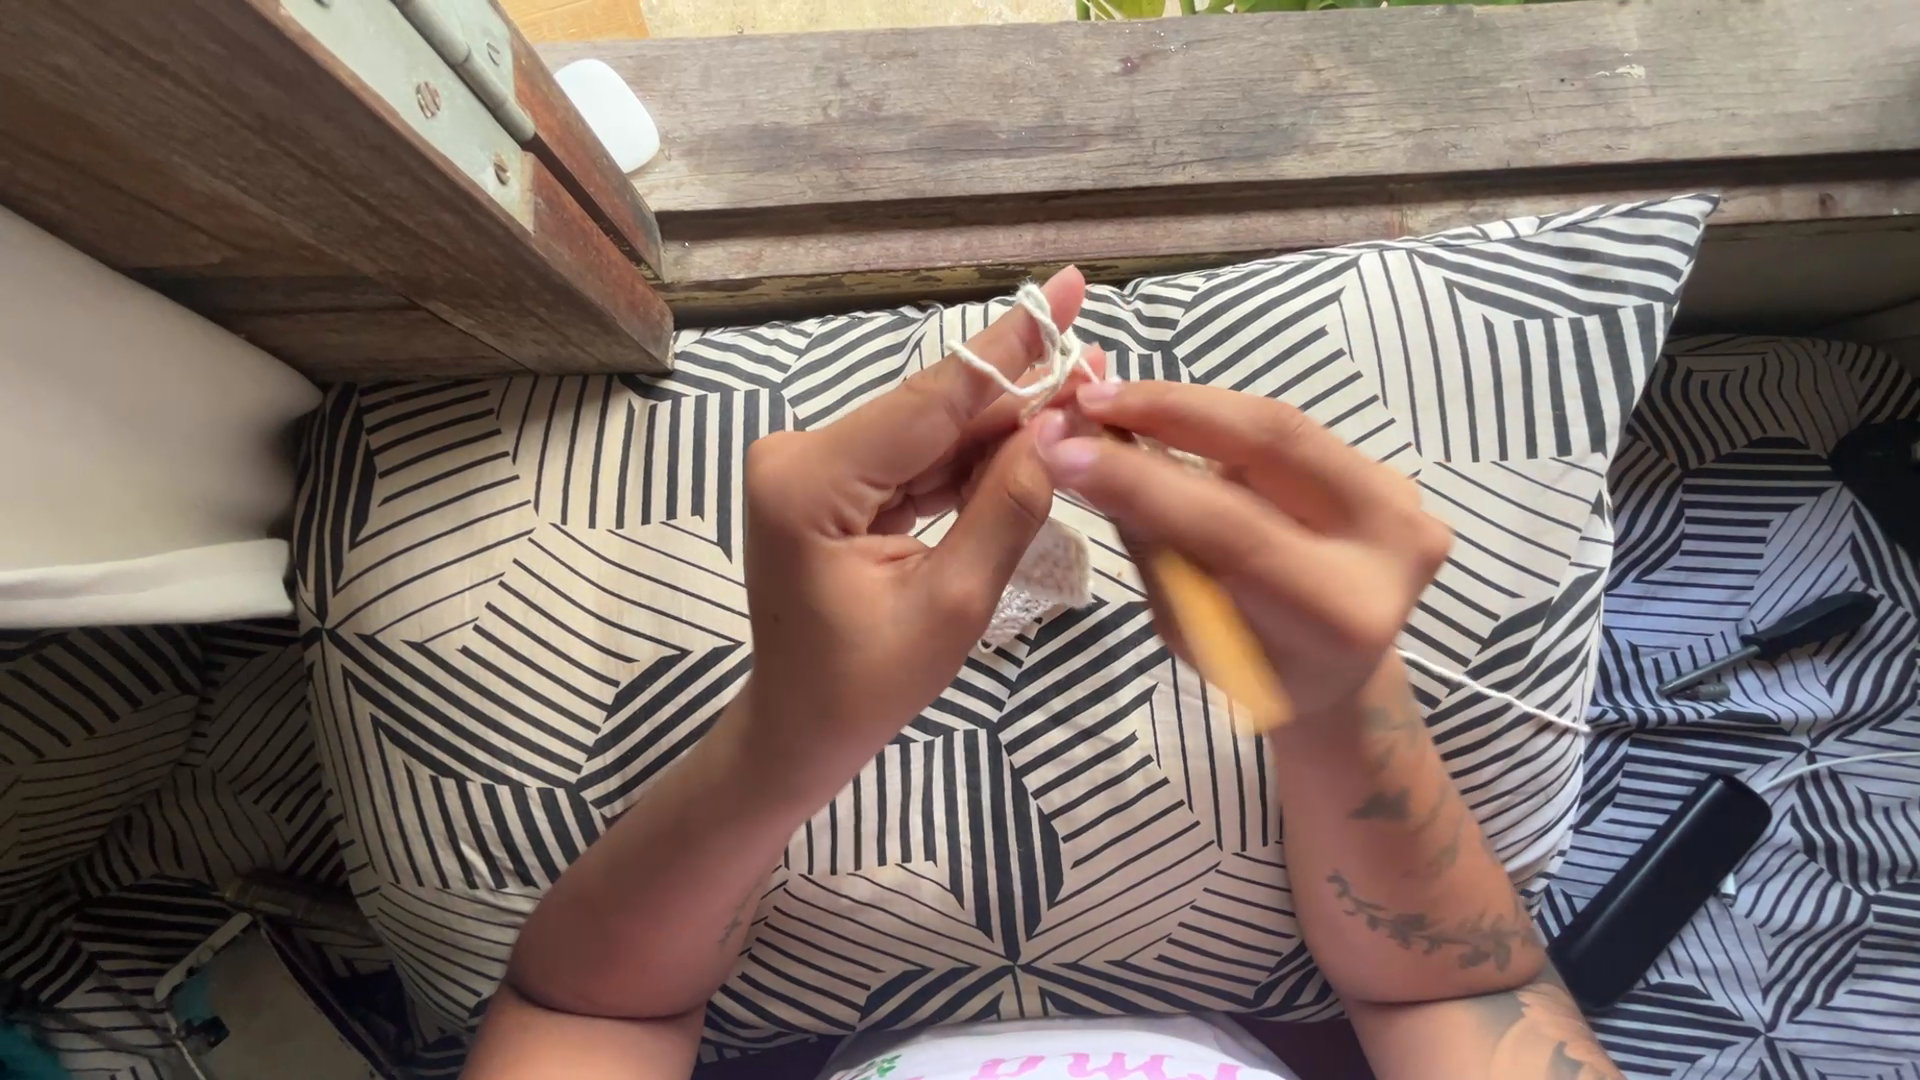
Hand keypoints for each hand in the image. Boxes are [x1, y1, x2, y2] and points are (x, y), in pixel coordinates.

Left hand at [738, 268, 1106, 790]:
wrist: (801, 728)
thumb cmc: (867, 688)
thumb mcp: (954, 604)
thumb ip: (1007, 508)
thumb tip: (1059, 427)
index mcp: (812, 482)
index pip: (930, 401)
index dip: (1009, 346)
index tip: (1069, 287)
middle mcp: (800, 456)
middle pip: (931, 412)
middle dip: (1017, 395)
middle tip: (1096, 368)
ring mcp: (811, 468)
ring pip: (928, 435)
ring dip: (1000, 429)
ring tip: (1075, 406)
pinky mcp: (829, 485)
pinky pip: (914, 462)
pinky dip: (968, 461)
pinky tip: (1025, 447)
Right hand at [1034, 381, 1450, 720]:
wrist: (1340, 676)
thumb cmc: (1251, 670)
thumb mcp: (1189, 626)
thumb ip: (1152, 541)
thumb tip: (1087, 459)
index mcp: (1338, 610)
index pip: (1229, 525)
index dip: (1142, 480)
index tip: (1064, 450)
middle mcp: (1391, 542)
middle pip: (1272, 441)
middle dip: (1170, 411)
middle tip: (1092, 398)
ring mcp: (1404, 499)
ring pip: (1279, 424)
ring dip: (1188, 407)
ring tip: (1117, 401)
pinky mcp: (1393, 475)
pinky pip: (1290, 433)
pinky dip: (1220, 421)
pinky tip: (1168, 417)